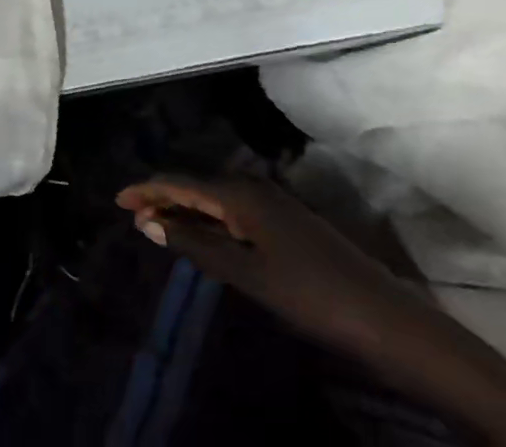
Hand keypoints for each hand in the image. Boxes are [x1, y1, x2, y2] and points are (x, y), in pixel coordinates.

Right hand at [115, 175, 430, 351]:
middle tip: (133, 215)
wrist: (388, 322)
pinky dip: (209, 222)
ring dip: (185, 211)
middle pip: (196, 187)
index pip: (181, 183)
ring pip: (215, 201)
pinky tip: (201, 236)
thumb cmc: (311, 295)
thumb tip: (149, 223)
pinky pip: (234, 214)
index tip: (117, 200)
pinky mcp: (287, 225)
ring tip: (157, 225)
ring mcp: (274, 206)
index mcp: (241, 195)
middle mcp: (255, 189)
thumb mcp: (246, 273)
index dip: (147, 190)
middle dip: (163, 199)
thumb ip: (195, 245)